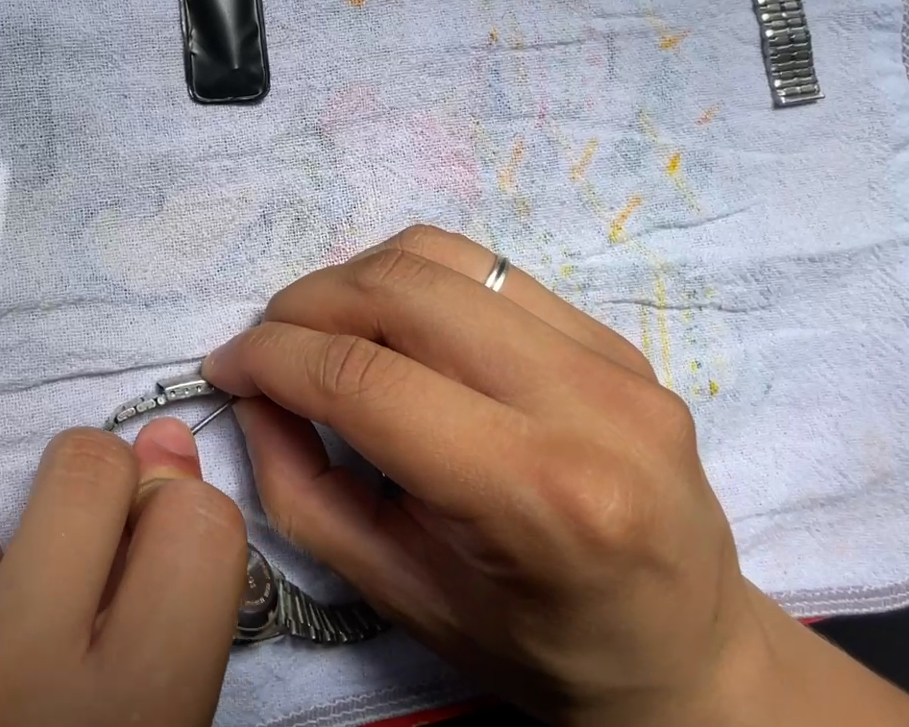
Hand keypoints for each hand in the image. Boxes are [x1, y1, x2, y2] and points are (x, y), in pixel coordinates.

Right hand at [203, 225, 908, 726]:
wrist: (684, 652)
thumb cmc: (529, 644)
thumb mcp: (391, 592)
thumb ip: (299, 489)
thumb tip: (255, 392)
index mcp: (533, 494)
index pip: (363, 379)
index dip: (271, 358)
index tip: (224, 367)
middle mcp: (586, 403)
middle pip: (398, 292)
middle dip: (302, 304)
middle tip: (264, 344)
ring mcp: (612, 357)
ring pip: (437, 257)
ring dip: (351, 277)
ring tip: (320, 327)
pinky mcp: (614, 335)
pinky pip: (480, 266)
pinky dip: (407, 279)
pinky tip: (389, 325)